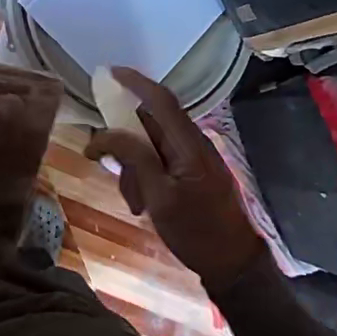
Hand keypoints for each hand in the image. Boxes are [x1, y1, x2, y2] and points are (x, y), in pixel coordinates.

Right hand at [83, 68, 264, 291]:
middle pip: (150, 125)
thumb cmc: (196, 231)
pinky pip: (160, 163)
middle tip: (104, 165)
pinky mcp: (192, 174)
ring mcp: (194, 159)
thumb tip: (108, 133)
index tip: (109, 73)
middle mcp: (193, 144)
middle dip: (124, 144)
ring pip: (151, 147)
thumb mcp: (159, 197)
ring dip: (133, 169)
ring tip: (134, 202)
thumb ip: (136, 160)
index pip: (160, 100)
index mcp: (189, 145)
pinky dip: (145, 179)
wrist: (232, 262)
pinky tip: (143, 205)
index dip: (135, 82)